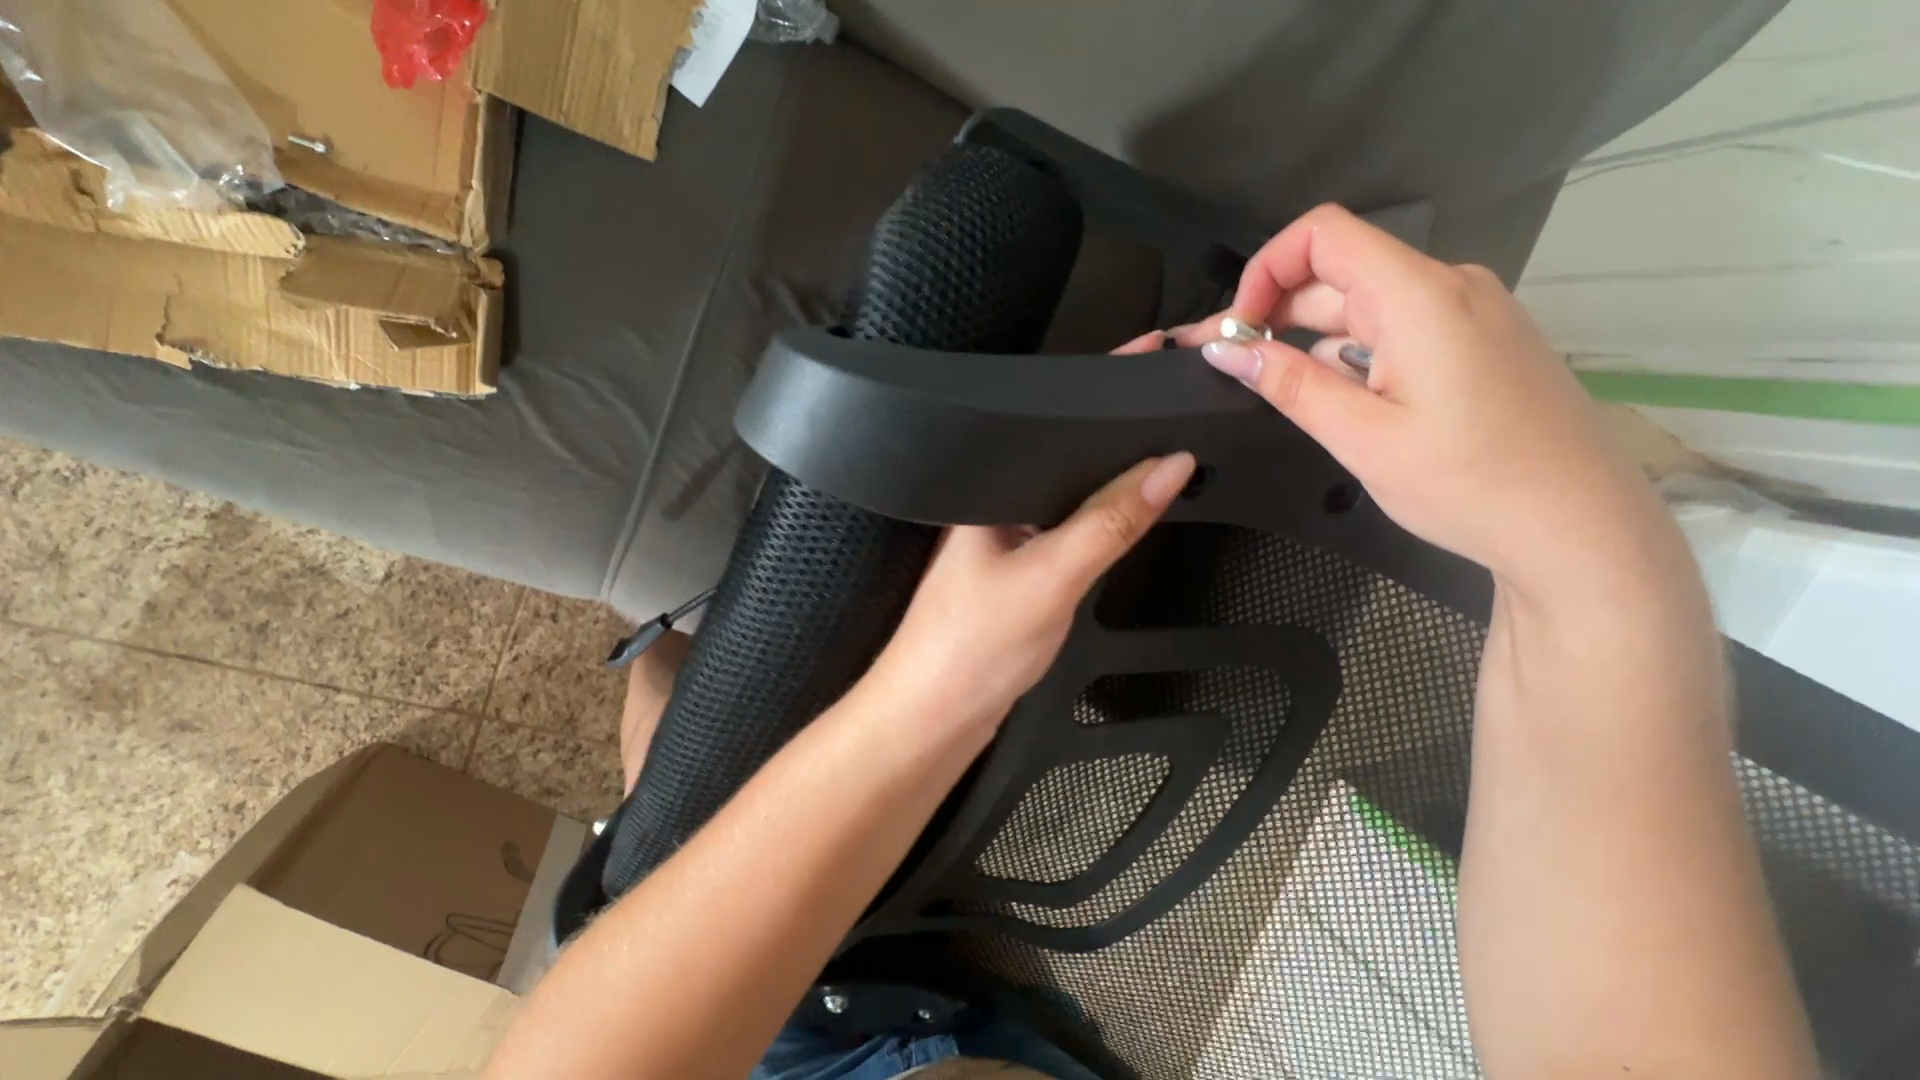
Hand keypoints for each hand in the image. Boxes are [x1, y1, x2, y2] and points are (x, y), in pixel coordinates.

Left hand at [867, 451, 1195, 732]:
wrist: (933, 722)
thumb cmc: (968, 649)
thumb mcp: (1053, 576)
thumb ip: (1109, 523)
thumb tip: (1167, 470)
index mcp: (982, 495)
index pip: (1054, 447)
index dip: (1109, 443)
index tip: (1166, 446)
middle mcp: (985, 518)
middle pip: (1062, 484)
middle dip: (1110, 482)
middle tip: (1168, 475)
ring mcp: (995, 555)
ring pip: (1062, 521)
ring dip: (1099, 520)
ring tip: (1144, 509)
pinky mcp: (1007, 588)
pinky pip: (1057, 555)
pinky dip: (1085, 555)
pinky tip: (1103, 557)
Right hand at [1173, 204, 1673, 599]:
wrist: (1579, 526)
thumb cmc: (1469, 484)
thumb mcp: (1362, 438)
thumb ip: (1289, 385)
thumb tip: (1225, 350)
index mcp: (1419, 296)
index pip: (1323, 233)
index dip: (1265, 269)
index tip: (1237, 331)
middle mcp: (1450, 286)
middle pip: (1341, 271)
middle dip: (1276, 311)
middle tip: (1228, 364)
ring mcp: (1473, 312)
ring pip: (1369, 304)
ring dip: (1314, 338)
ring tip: (1276, 390)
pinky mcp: (1483, 341)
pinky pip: (1402, 327)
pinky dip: (1356, 352)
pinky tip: (1340, 399)